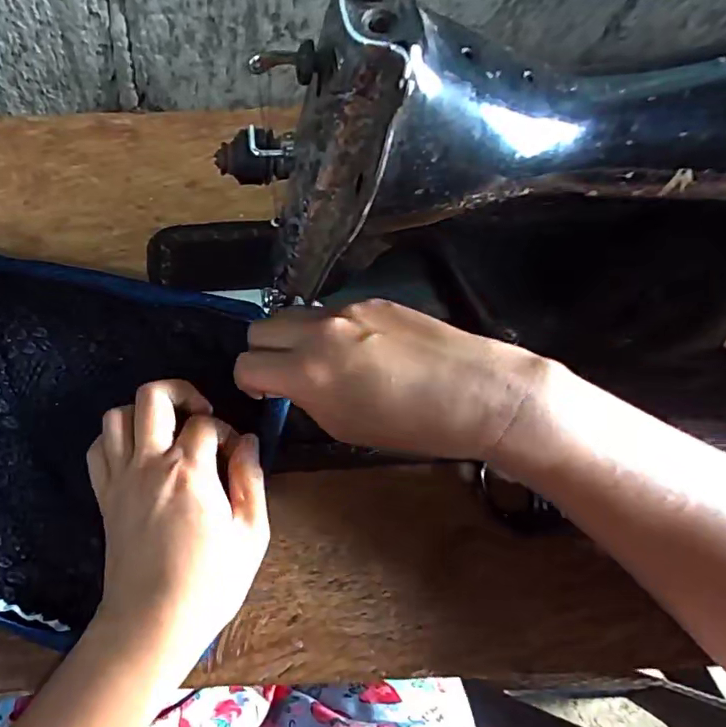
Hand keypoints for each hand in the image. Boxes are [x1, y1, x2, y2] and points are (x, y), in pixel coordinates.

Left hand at [85, 380, 268, 681]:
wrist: (152, 620)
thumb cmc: (209, 583)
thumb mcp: (251, 536)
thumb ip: (251, 481)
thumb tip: (248, 442)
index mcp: (189, 471)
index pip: (205, 423)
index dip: (225, 429)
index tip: (234, 452)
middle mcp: (149, 464)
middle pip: (152, 395)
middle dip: (180, 392)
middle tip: (198, 418)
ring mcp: (120, 478)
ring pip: (116, 415)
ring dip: (142, 413)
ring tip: (166, 434)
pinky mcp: (103, 496)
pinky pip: (97, 449)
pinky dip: (113, 440)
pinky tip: (136, 456)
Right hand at [234, 298, 552, 461]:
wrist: (480, 393)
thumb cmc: (412, 427)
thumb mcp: (342, 426)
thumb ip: (304, 398)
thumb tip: (290, 384)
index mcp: (307, 372)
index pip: (245, 364)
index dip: (249, 383)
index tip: (266, 394)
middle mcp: (317, 331)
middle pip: (258, 329)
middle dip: (263, 353)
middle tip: (287, 374)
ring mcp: (345, 309)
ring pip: (291, 314)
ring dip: (292, 336)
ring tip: (322, 359)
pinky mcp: (371, 299)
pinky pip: (328, 310)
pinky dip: (327, 328)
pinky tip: (360, 349)